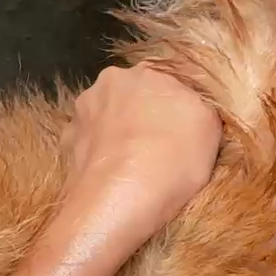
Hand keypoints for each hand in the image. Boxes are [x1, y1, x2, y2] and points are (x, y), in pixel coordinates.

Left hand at [59, 65, 221, 254]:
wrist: (117, 203)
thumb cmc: (170, 162)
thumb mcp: (209, 126)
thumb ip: (201, 104)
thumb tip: (191, 102)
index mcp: (147, 72)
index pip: (167, 81)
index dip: (175, 107)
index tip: (181, 132)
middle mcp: (110, 82)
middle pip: (132, 96)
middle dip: (142, 116)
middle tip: (157, 149)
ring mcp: (83, 111)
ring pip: (107, 118)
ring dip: (117, 133)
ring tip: (131, 166)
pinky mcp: (66, 142)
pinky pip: (88, 143)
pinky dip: (99, 154)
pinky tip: (111, 175)